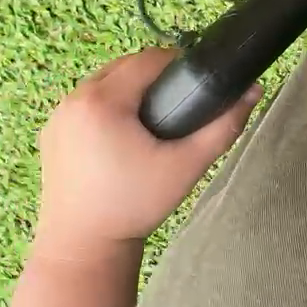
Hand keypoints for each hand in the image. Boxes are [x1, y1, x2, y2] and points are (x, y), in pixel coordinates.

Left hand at [31, 48, 257, 261]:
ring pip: (106, 81)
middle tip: (182, 104)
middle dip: (156, 76)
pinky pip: (88, 101)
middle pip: (126, 66)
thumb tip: (254, 89)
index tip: (198, 88)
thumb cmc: (135, 203)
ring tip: (157, 117)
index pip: (149, 59)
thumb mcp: (189, 164)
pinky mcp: (52, 133)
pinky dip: (111, 104)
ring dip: (133, 87)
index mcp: (102, 100)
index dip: (180, 65)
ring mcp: (58, 116)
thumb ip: (225, 125)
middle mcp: (74, 100)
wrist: (82, 247)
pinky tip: (128, 131)